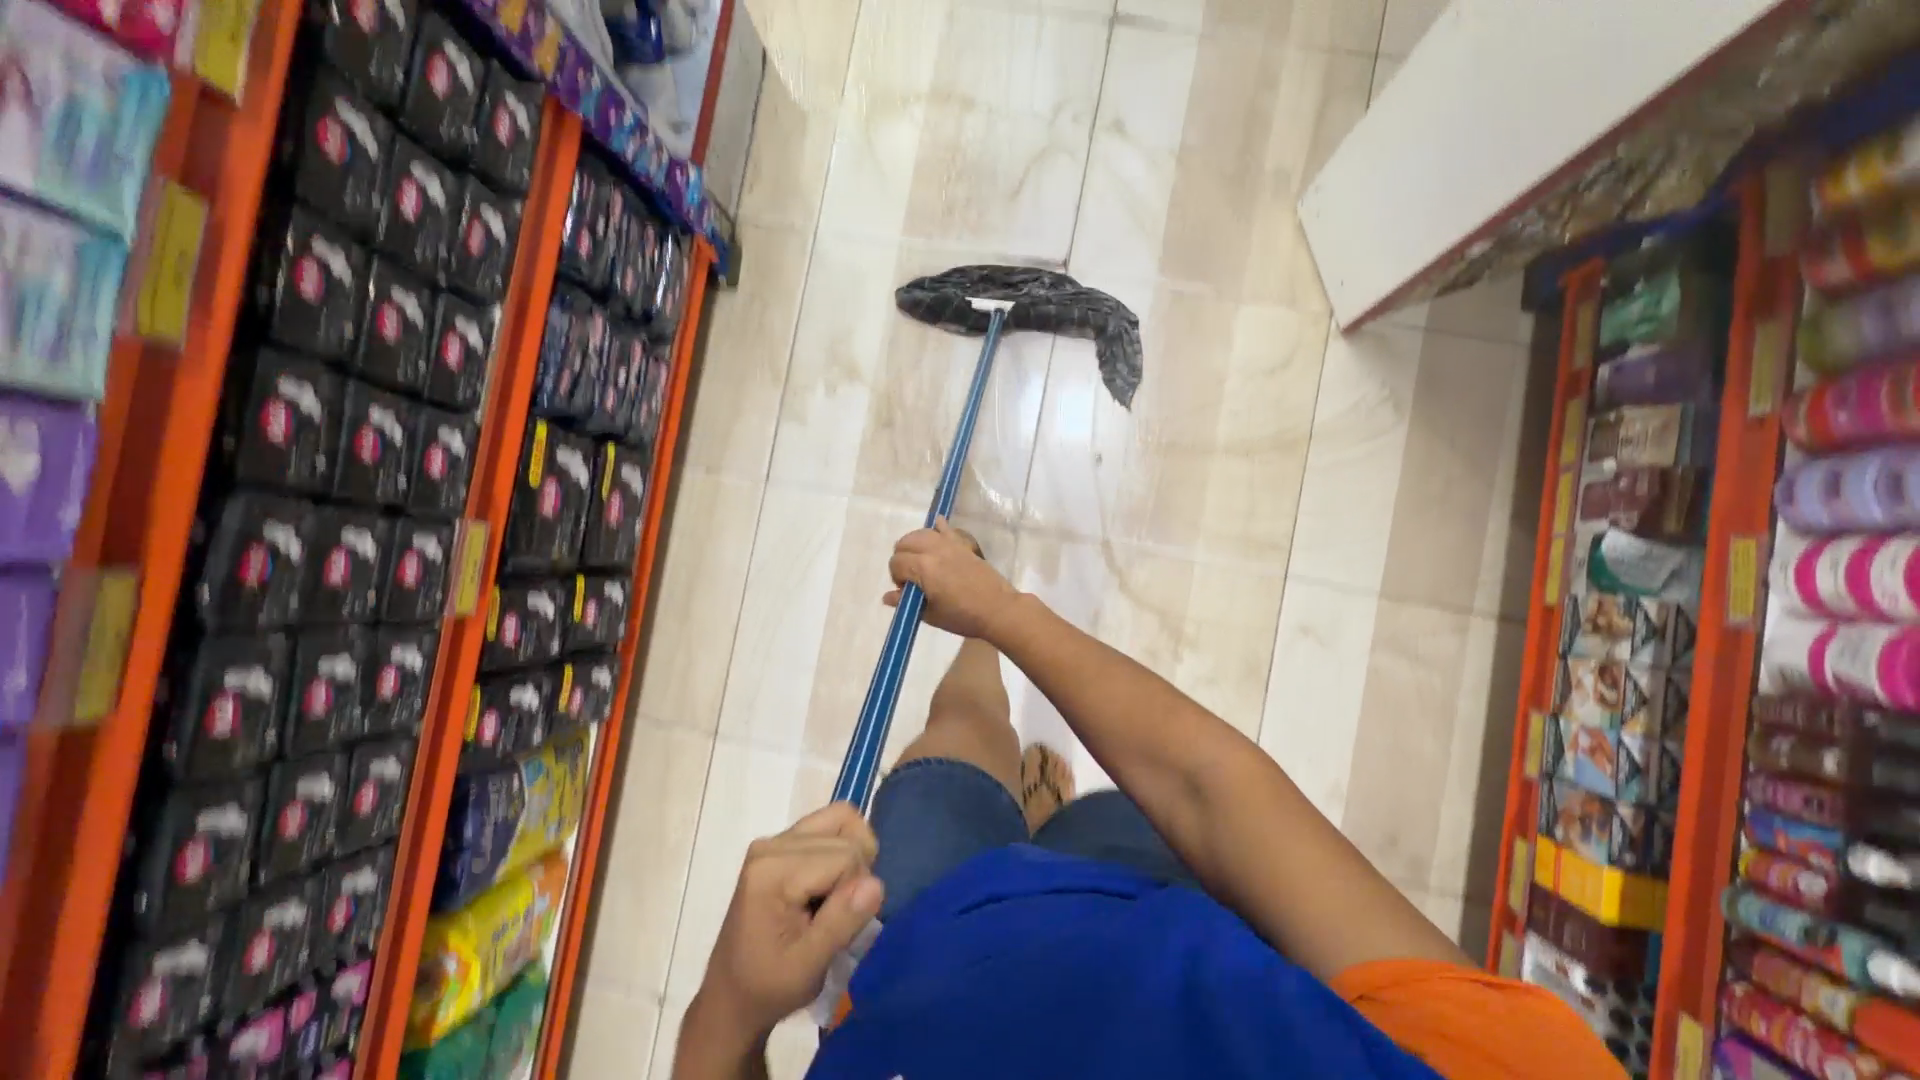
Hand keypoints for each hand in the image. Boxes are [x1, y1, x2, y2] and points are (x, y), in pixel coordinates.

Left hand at [694, 803, 884, 1041]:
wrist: (730, 997)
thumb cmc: (768, 987)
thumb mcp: (807, 968)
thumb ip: (841, 922)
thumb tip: (876, 884)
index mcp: (772, 870)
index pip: (846, 856)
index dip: (855, 892)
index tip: (835, 928)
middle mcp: (771, 843)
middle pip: (845, 835)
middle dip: (854, 875)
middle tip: (832, 917)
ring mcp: (774, 840)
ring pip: (842, 821)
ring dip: (851, 859)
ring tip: (832, 899)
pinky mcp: (779, 844)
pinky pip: (829, 828)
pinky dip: (840, 853)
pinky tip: (825, 889)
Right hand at [885, 518, 1021, 639]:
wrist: (997, 609)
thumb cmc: (962, 616)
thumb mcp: (930, 614)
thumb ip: (906, 602)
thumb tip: (887, 597)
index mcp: (923, 567)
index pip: (895, 563)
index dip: (896, 577)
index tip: (907, 591)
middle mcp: (933, 550)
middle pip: (904, 543)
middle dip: (902, 558)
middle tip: (912, 577)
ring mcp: (950, 544)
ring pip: (922, 533)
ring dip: (915, 544)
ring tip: (920, 560)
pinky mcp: (963, 544)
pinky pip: (946, 528)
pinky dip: (938, 528)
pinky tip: (936, 529)